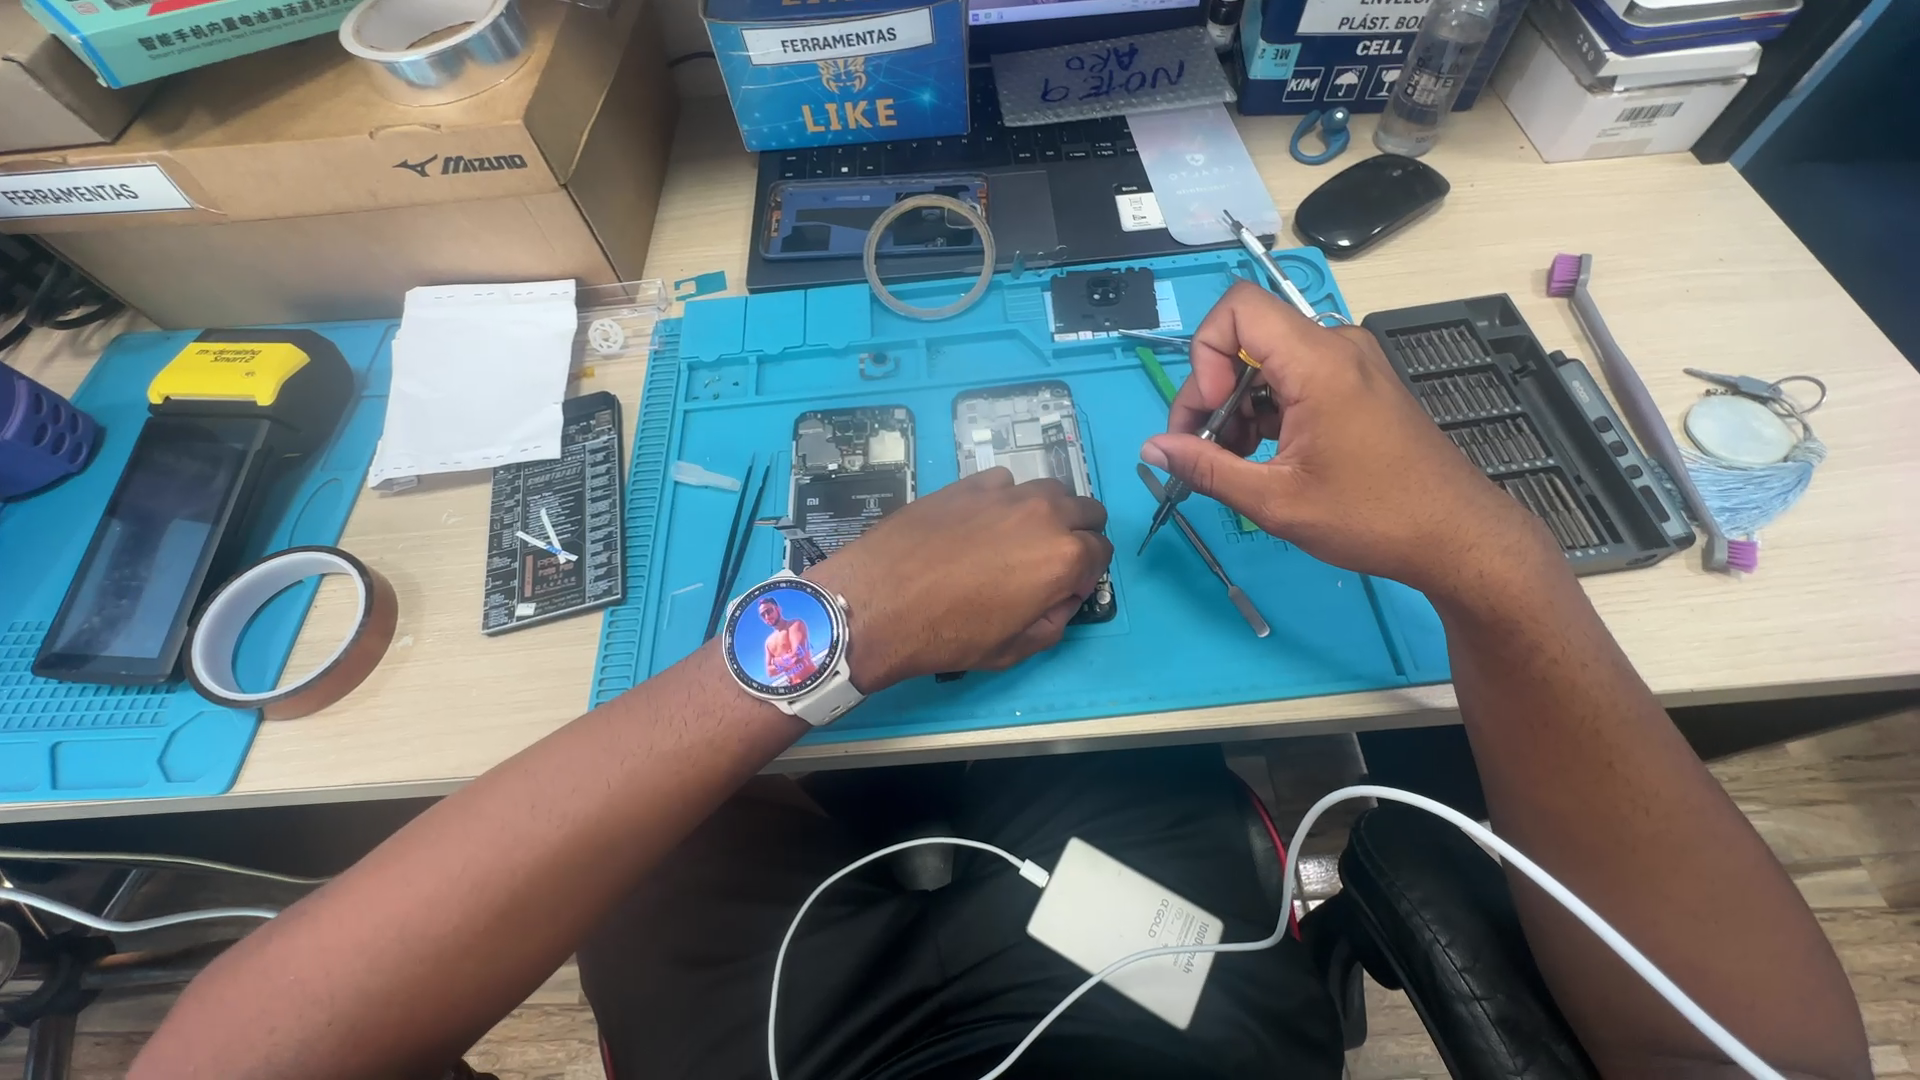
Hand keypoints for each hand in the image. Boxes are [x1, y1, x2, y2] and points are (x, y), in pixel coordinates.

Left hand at [804, 468, 1112, 691]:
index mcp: (1064, 556)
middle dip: (1078, 536)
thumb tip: (1063, 596)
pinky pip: (1004, 482)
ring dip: (1046, 513)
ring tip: (1015, 541)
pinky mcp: (967, 483)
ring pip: (1049, 490)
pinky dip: (1004, 501)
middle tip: (1047, 564)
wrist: (877, 603)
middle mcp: (1043, 513)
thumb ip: (1055, 620)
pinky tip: (978, 525)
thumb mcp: (1014, 649)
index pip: (1101, 552)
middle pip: (1086, 510)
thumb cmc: (948, 635)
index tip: (1062, 592)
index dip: (1085, 576)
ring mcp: (1004, 492)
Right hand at [1140, 282, 1553, 598]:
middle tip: (1205, 452)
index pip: (1237, 309)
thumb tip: (1152, 448)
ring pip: (1264, 364)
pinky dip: (1263, 413)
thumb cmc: (1370, 518)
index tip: (1209, 414)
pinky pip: (1291, 380)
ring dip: (1235, 409)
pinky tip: (1260, 458)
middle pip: (1244, 340)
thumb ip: (1205, 468)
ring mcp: (1348, 365)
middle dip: (1211, 394)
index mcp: (1317, 362)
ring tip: (1234, 463)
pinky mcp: (1355, 386)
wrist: (1456, 537)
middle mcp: (1335, 348)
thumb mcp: (1274, 501)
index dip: (1205, 356)